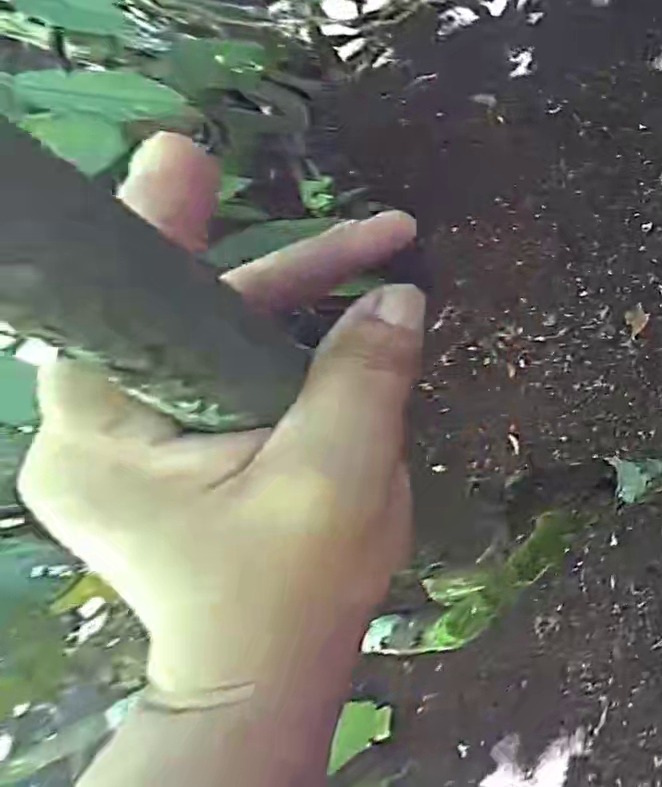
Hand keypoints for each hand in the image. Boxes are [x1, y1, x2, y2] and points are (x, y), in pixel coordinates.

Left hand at [17, 133, 421, 701]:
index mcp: (111, 431)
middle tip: (391, 232)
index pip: (126, 306)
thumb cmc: (292, 574)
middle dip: (303, 268)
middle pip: (209, 311)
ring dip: (322, 298)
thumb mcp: (338, 470)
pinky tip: (370, 329)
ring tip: (397, 266)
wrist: (279, 654)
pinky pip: (267, 366)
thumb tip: (401, 296)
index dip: (154, 226)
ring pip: (244, 336)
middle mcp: (119, 421)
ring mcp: (168, 432)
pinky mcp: (214, 441)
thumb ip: (366, 376)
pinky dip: (320, 338)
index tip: (181, 154)